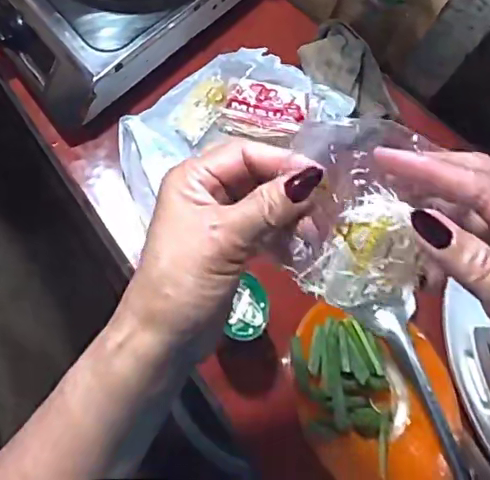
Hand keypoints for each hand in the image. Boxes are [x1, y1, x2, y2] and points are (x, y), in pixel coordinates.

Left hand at [116, 141, 324, 356]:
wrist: (163, 336)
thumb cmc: (185, 278)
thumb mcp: (226, 238)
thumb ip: (267, 206)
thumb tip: (310, 177)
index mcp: (193, 176)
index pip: (242, 153)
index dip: (280, 161)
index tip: (321, 178)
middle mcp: (204, 190)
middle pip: (255, 175)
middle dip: (289, 190)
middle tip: (326, 211)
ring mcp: (217, 218)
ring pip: (262, 202)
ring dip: (290, 215)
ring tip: (316, 235)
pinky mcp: (230, 244)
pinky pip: (262, 227)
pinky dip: (282, 235)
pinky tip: (300, 251)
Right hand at [374, 149, 489, 479]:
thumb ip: (482, 272)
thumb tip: (420, 218)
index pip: (489, 193)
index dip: (434, 170)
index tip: (386, 156)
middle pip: (483, 190)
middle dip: (434, 172)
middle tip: (383, 165)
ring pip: (472, 218)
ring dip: (433, 206)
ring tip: (389, 201)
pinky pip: (470, 250)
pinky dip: (440, 243)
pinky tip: (417, 250)